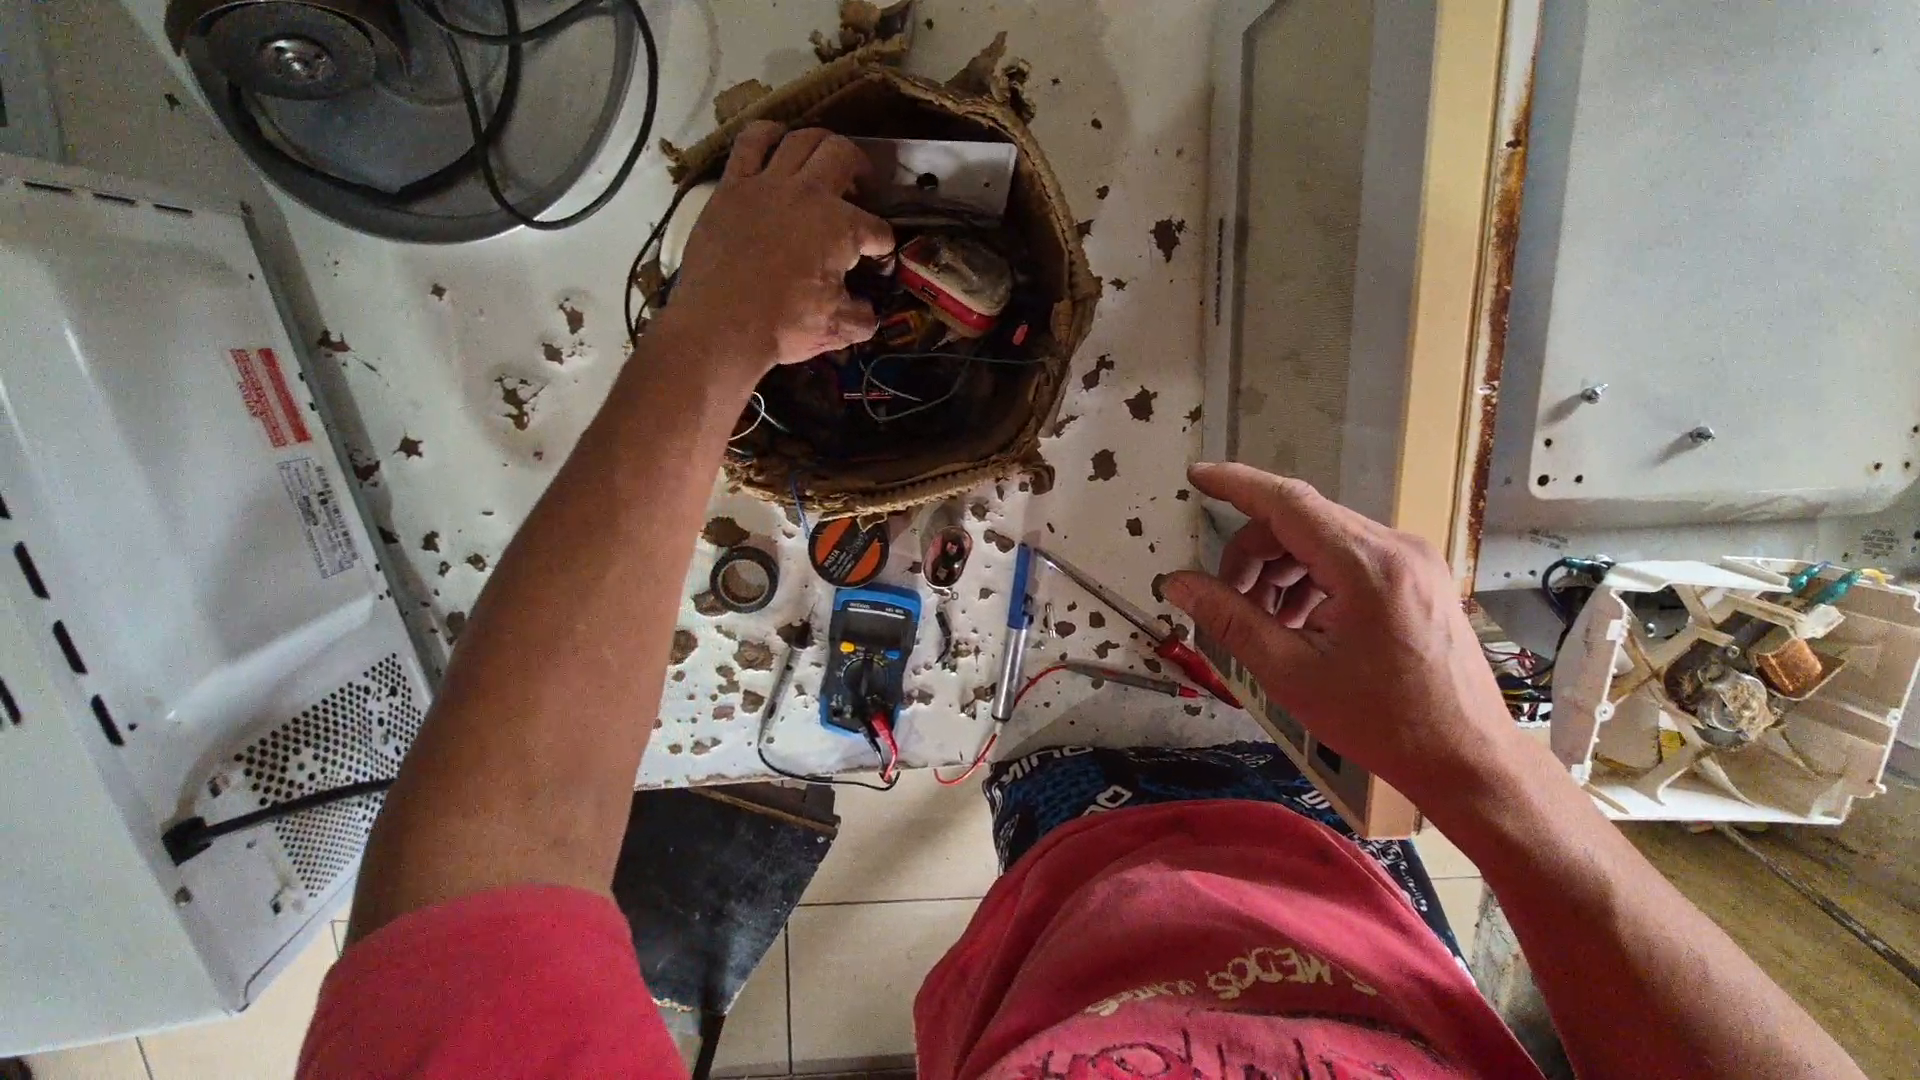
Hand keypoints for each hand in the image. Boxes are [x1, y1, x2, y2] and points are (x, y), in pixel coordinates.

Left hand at [665, 122, 894, 372]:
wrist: (720, 327)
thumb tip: (869, 311)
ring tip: (826, 160)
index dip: (883, 248)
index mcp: (841, 228)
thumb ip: (862, 316)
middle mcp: (809, 193)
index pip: (877, 230)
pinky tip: (777, 139)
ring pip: (802, 139)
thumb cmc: (782, 328)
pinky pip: (751, 142)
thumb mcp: (837, 330)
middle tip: (861, 189)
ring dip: (822, 144)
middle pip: (845, 157)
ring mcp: (767, 184)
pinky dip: (768, 134)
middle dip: (862, 171)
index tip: (878, 264)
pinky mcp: (732, 186)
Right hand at [1163, 462, 1516, 802]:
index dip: (1236, 485)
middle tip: (1226, 604)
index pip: (1288, 502)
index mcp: (1366, 566)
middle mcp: (1395, 547)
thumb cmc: (1379, 722)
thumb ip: (1228, 618)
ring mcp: (1412, 560)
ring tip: (1263, 622)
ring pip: (1322, 540)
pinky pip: (1348, 558)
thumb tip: (1176, 583)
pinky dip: (1310, 580)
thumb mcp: (1289, 672)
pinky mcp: (1418, 577)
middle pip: (1300, 523)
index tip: (1196, 476)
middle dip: (1252, 555)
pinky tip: (1298, 623)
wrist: (1468, 759)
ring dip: (1278, 570)